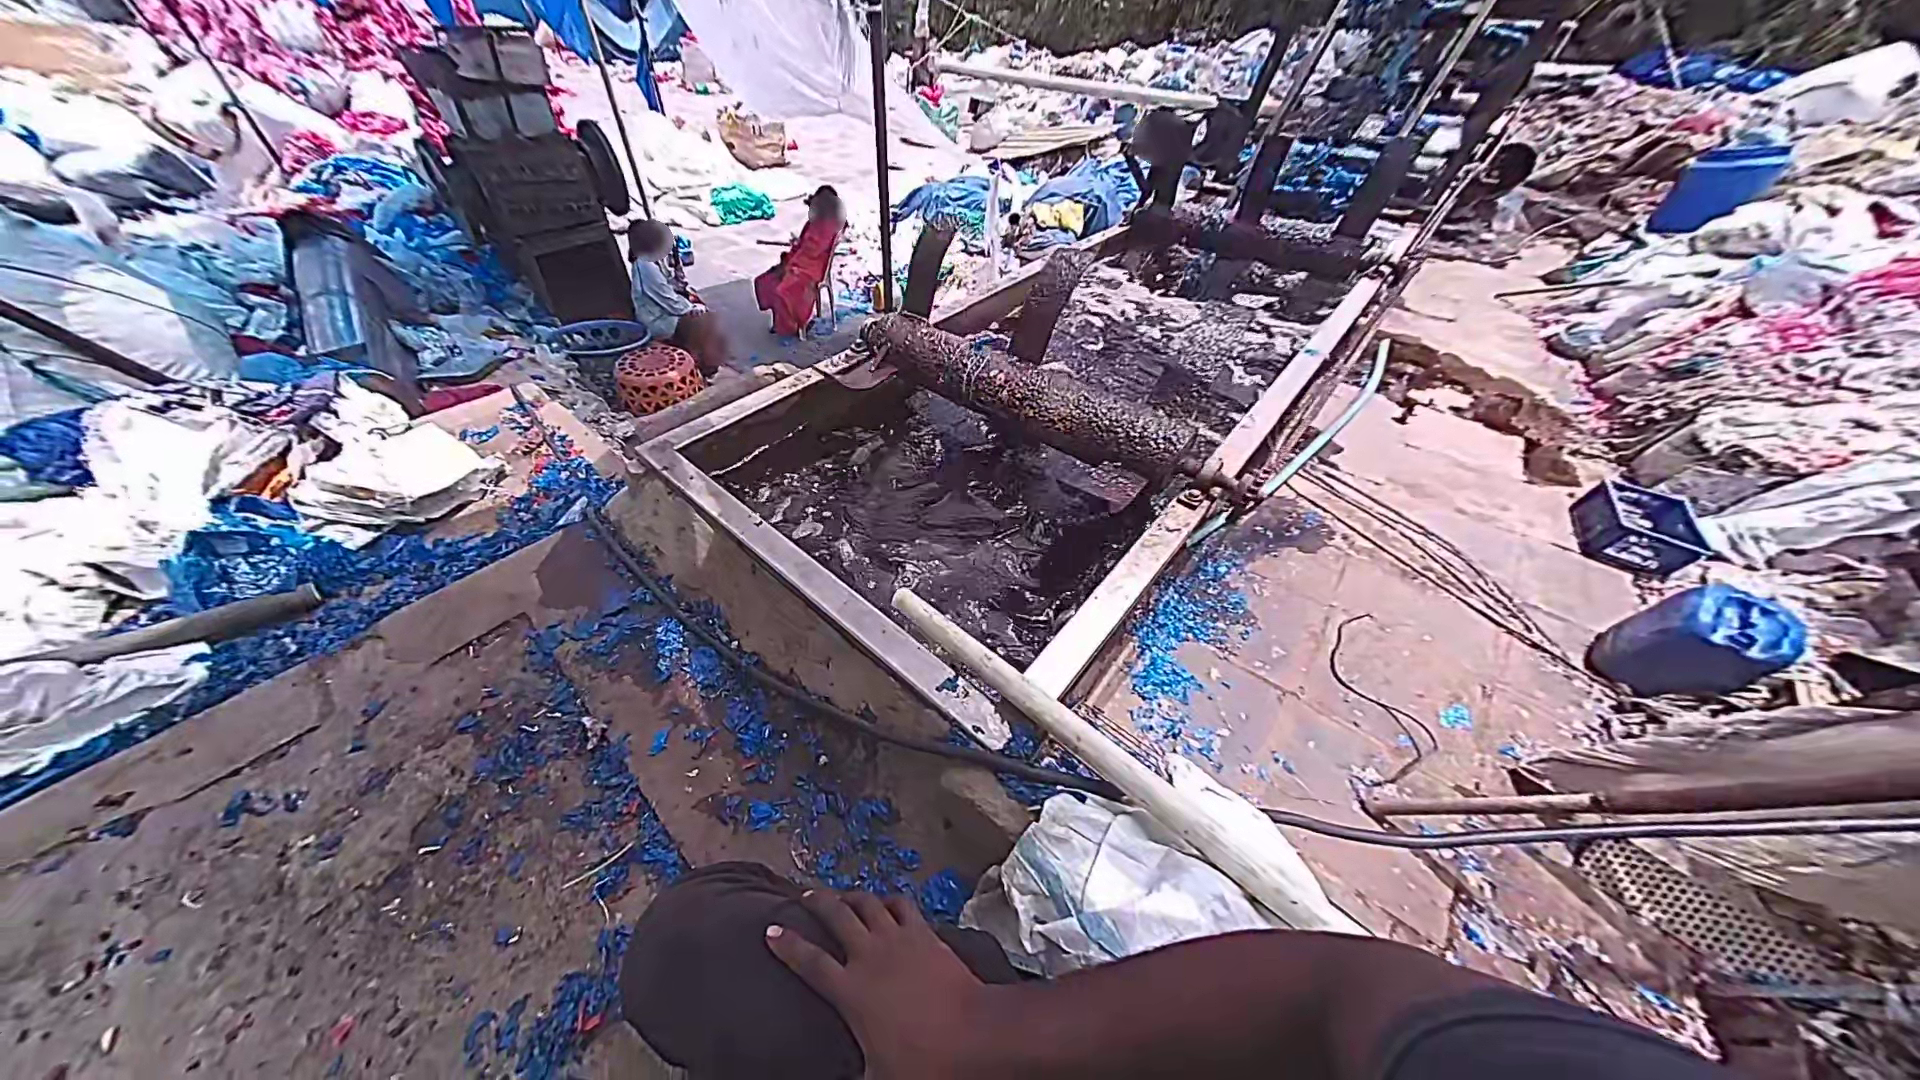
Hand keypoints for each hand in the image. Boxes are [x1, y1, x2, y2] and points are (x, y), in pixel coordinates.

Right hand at [766, 890, 995, 1078]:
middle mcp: (869, 954)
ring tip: (842, 895)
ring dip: (851, 896)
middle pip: (836, 916)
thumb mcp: (877, 1077)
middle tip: (805, 895)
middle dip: (817, 902)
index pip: (810, 962)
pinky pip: (901, 904)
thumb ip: (851, 1074)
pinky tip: (885, 902)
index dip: (788, 945)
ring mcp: (897, 937)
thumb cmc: (922, 1061)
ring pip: (867, 903)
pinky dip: (888, 900)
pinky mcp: (922, 931)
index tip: (772, 930)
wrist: (971, 1032)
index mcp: (851, 990)